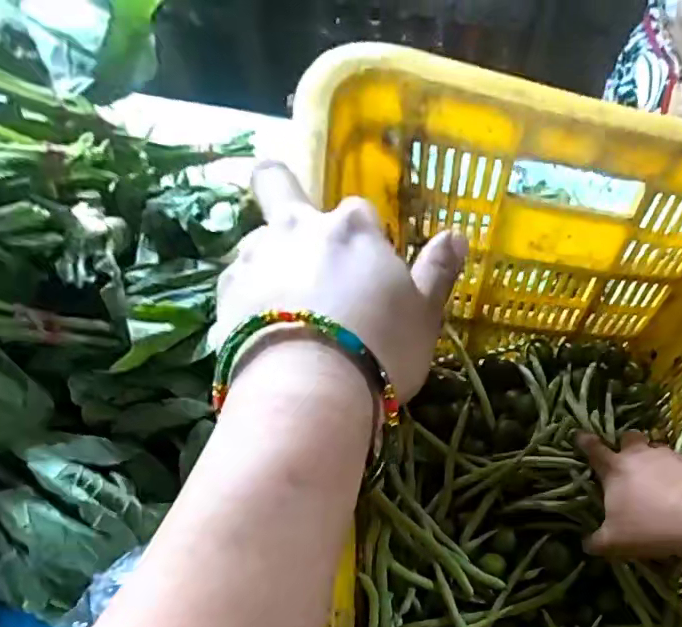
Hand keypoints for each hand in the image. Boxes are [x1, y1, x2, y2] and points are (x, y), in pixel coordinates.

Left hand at [214, 161, 467, 404]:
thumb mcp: (424, 317)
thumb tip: (456, 236)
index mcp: (352, 228)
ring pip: (255, 241)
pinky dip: (248, 302)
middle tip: (294, 229)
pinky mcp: (225, 296)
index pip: (360, 212)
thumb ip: (437, 273)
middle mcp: (298, 227)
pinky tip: (262, 334)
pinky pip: (236, 287)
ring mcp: (255, 258)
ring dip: (268, 262)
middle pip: (277, 183)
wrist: (311, 389)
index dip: (368, 239)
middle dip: (281, 189)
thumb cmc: (381, 348)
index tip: (373, 271)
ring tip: (286, 310)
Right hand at [577, 431, 681, 558]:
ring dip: (652, 458)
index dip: (584, 441)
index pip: (593, 449)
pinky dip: (674, 471)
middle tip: (626, 458)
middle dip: (625, 444)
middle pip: (628, 437)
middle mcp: (639, 454)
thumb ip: (596, 541)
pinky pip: (677, 461)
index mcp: (614, 468)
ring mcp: (667, 455)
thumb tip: (586, 543)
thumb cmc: (647, 525)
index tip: (578, 434)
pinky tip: (676, 487)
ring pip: (655, 447)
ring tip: (654, 476)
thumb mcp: (614, 542)